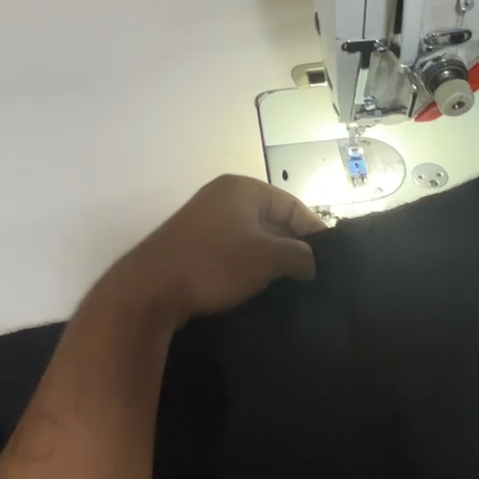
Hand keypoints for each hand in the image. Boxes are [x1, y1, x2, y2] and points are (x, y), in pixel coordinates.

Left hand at [98, 175, 324, 327]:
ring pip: (251, 239)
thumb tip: (310, 262)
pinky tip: (256, 290)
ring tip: (288, 287)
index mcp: (242, 188)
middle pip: (271, 220)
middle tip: (311, 277)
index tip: (329, 262)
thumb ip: (299, 255)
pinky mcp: (191, 246)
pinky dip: (246, 267)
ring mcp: (203, 221)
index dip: (314, 231)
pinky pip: (230, 251)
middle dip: (291, 248)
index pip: (292, 205)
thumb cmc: (214, 264)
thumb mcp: (267, 258)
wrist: (150, 290)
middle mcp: (222, 197)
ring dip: (268, 261)